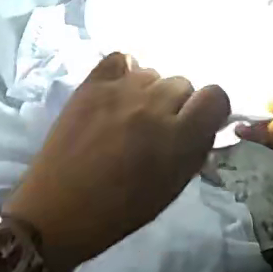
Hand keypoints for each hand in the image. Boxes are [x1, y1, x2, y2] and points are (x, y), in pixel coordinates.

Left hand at [6, 53, 228, 269]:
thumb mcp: (172, 188)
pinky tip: (118, 94)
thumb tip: (204, 127)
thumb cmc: (120, 210)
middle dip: (177, 104)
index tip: (200, 122)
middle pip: (183, 83)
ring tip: (132, 115)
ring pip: (153, 74)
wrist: (57, 211)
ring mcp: (120, 91)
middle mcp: (153, 106)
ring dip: (150, 92)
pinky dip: (125, 72)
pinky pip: (121, 60)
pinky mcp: (91, 85)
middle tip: (159, 126)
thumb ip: (194, 151)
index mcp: (178, 137)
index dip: (211, 109)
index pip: (215, 96)